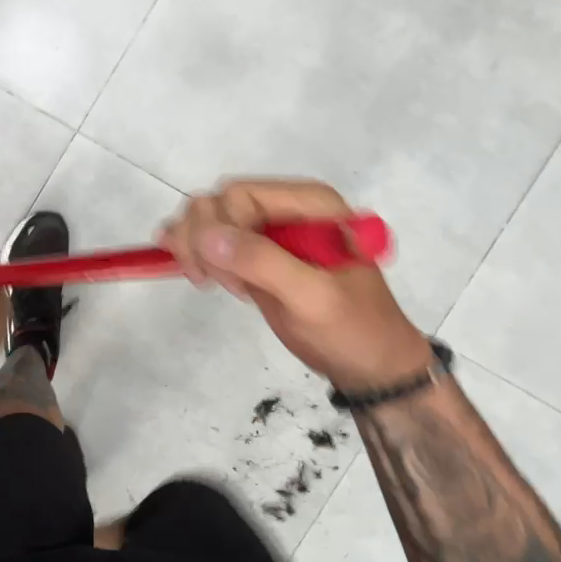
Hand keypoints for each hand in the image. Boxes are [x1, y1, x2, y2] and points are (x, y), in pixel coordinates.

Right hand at [158, 179, 430, 390]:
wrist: (371, 366)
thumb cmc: (352, 330)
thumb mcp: (313, 298)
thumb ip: (262, 262)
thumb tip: (204, 235)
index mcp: (310, 204)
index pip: (238, 195)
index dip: (221, 230)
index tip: (232, 280)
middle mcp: (285, 206)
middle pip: (215, 202)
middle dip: (204, 241)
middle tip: (221, 284)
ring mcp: (266, 228)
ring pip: (203, 216)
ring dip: (193, 247)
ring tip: (212, 283)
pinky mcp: (251, 251)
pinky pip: (205, 235)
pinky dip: (190, 251)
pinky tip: (200, 276)